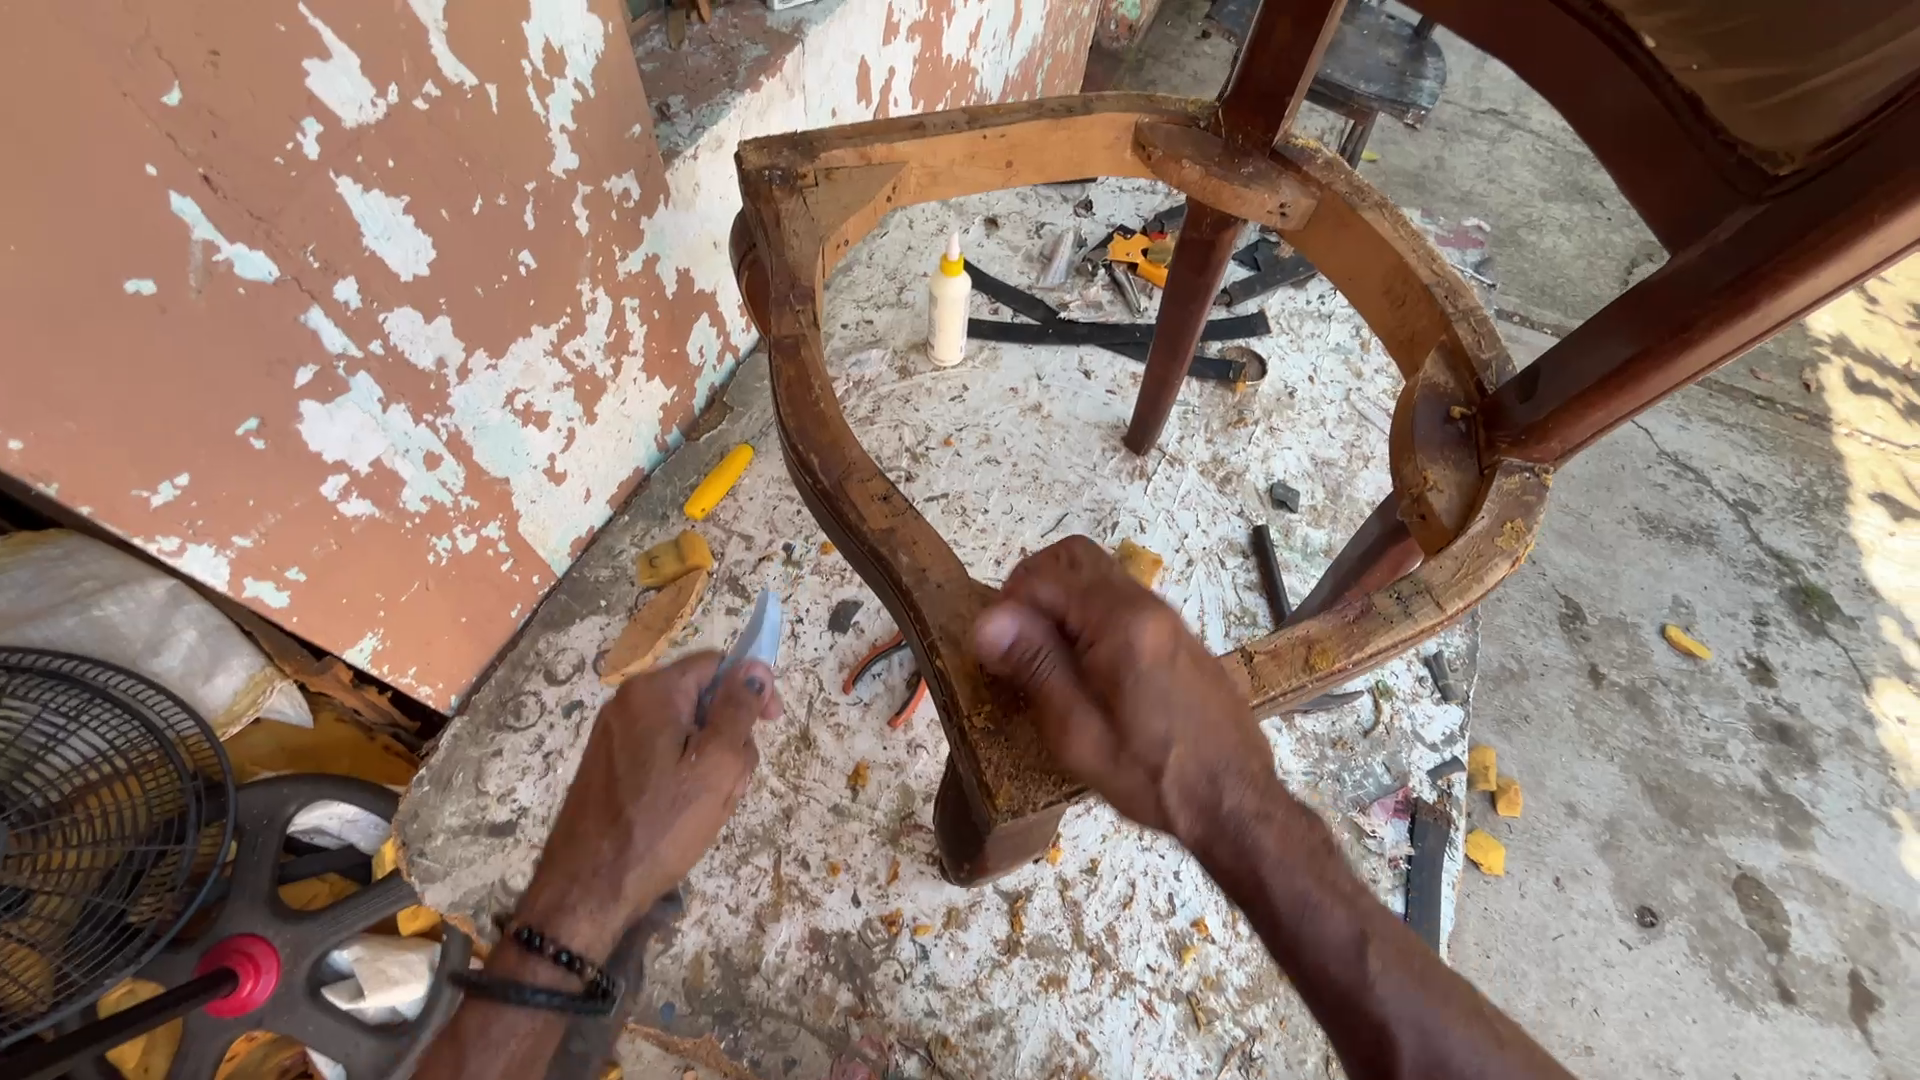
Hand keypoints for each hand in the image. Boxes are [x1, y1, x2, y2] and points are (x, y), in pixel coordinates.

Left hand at [525, 653, 780, 939]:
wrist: (587, 891)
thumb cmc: (661, 824)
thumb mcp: (718, 763)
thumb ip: (739, 709)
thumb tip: (755, 667)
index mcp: (653, 692)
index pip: (718, 664)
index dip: (751, 688)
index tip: (770, 724)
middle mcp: (627, 703)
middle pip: (701, 697)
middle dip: (730, 732)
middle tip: (736, 779)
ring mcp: (613, 735)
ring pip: (684, 728)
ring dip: (710, 757)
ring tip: (713, 803)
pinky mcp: (608, 765)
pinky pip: (661, 751)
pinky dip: (683, 771)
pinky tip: (687, 810)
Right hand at [972, 536, 1281, 845]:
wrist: (1235, 801)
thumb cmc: (1150, 775)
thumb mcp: (1078, 732)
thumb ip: (1035, 665)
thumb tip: (986, 620)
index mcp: (1120, 623)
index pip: (1044, 576)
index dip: (1006, 603)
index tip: (994, 647)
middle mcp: (1146, 604)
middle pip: (1074, 555)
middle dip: (1032, 584)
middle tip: (1015, 637)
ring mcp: (1167, 616)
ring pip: (1098, 574)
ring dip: (1060, 598)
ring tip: (1044, 655)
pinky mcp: (1176, 634)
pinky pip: (1120, 598)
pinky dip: (1088, 612)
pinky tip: (1083, 665)